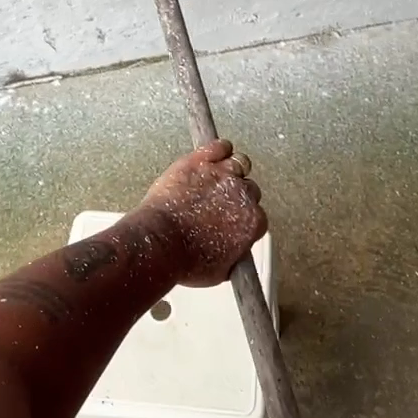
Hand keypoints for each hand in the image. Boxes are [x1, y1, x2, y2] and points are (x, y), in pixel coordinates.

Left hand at [136, 139, 266, 286]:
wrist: (159, 243)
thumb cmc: (185, 259)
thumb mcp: (220, 272)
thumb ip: (235, 254)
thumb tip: (234, 253)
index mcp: (252, 221)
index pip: (258, 215)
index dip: (244, 216)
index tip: (234, 218)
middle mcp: (243, 194)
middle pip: (249, 188)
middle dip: (237, 195)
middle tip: (219, 202)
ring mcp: (222, 174)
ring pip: (239, 163)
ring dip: (231, 169)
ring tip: (216, 177)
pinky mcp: (201, 160)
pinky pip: (220, 146)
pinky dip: (219, 148)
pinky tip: (212, 155)